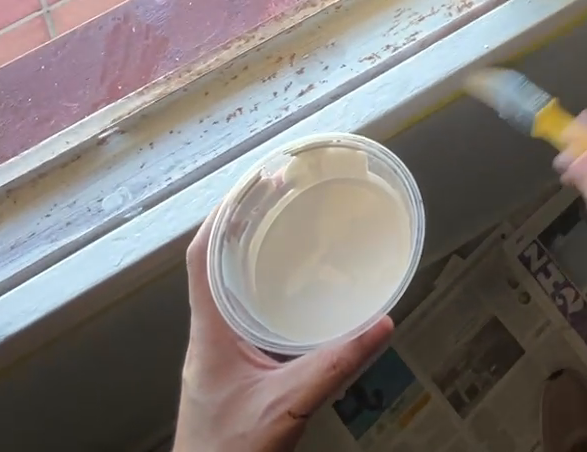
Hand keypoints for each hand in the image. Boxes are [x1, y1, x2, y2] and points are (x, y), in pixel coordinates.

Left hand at [175, 213, 392, 451]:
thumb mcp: (287, 405)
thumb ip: (335, 365)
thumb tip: (384, 323)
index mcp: (212, 333)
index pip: (202, 258)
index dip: (223, 214)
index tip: (254, 182)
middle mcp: (209, 334)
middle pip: (214, 262)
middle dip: (243, 221)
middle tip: (281, 191)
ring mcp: (216, 350)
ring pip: (226, 283)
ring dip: (250, 249)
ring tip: (286, 221)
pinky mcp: (230, 365)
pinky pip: (241, 307)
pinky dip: (261, 281)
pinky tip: (291, 282)